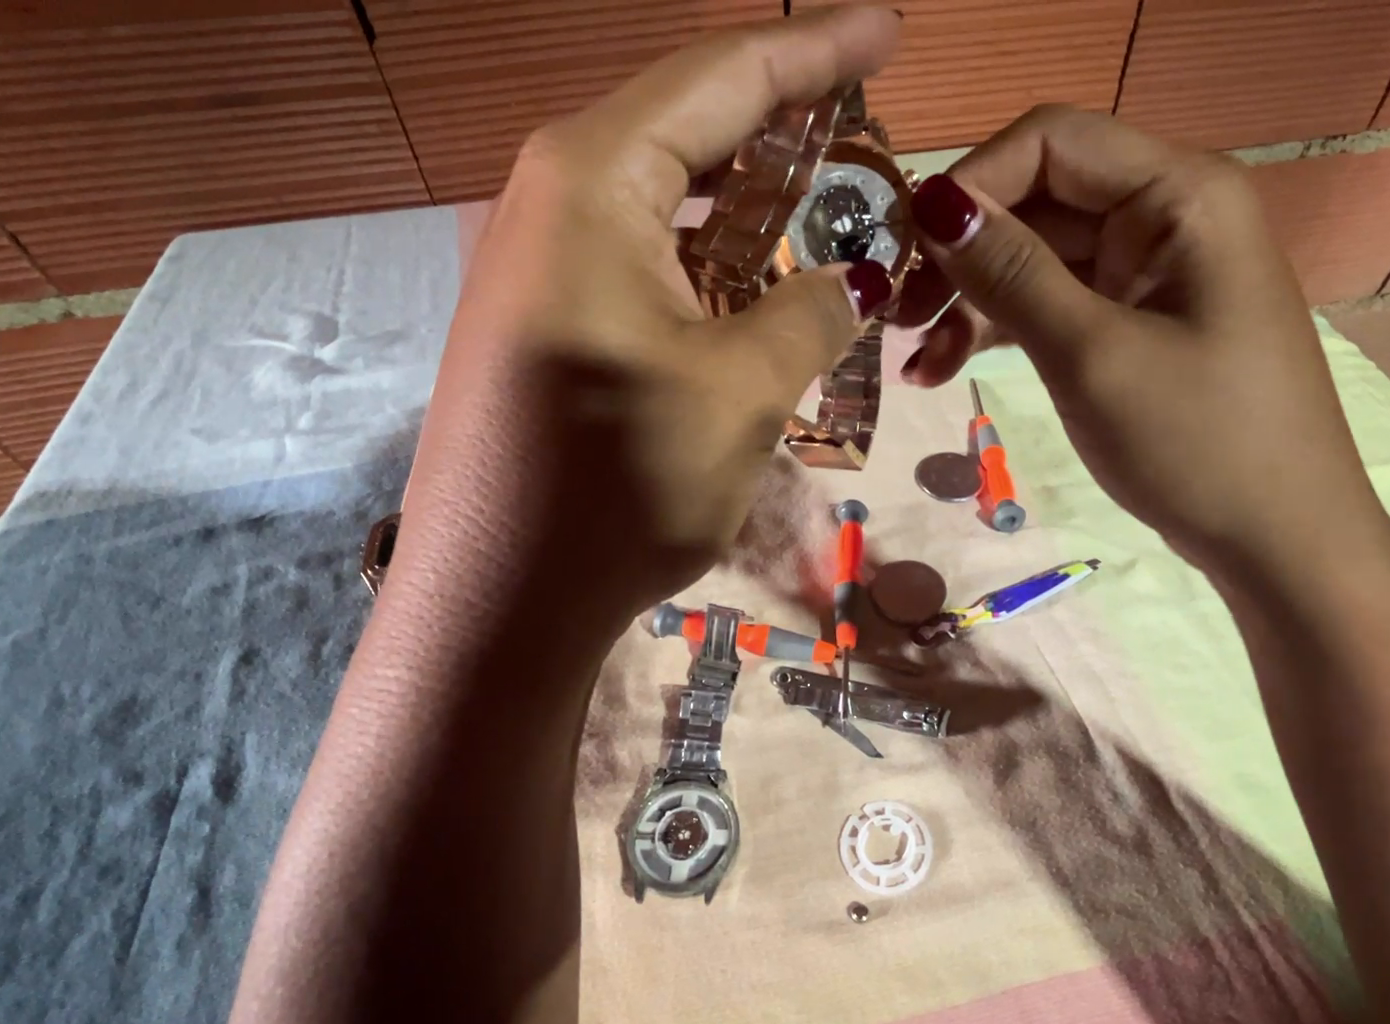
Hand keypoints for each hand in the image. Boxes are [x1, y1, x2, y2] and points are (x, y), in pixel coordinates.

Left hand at [393, 8, 902, 617]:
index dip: (815, 49)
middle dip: (783, 123)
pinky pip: (642, 256)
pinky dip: (709, 259)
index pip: (722, 78)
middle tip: (864, 128)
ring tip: (826, 208)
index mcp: (594, 179)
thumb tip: (860, 274)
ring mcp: (540, 260)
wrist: (500, 601)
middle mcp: (554, 197)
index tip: (888, 29)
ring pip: (666, 197)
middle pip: (688, 125)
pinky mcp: (544, 318)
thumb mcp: (740, 390)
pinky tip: (756, 283)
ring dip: (749, 203)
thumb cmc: (617, 487)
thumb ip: (812, 310)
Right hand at [894, 107, 1389, 576]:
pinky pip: (1054, 304)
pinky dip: (1000, 330)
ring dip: (969, 302)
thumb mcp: (1092, 355)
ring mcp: (1149, 272)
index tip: (902, 249)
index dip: (968, 185)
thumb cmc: (1199, 443)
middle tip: (894, 316)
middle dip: (960, 254)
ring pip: (1035, 258)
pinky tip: (944, 368)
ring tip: (913, 362)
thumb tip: (933, 205)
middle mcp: (1165, 215)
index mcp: (1179, 194)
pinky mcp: (1136, 322)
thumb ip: (1010, 273)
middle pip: (1036, 201)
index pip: (1049, 142)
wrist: (1279, 542)